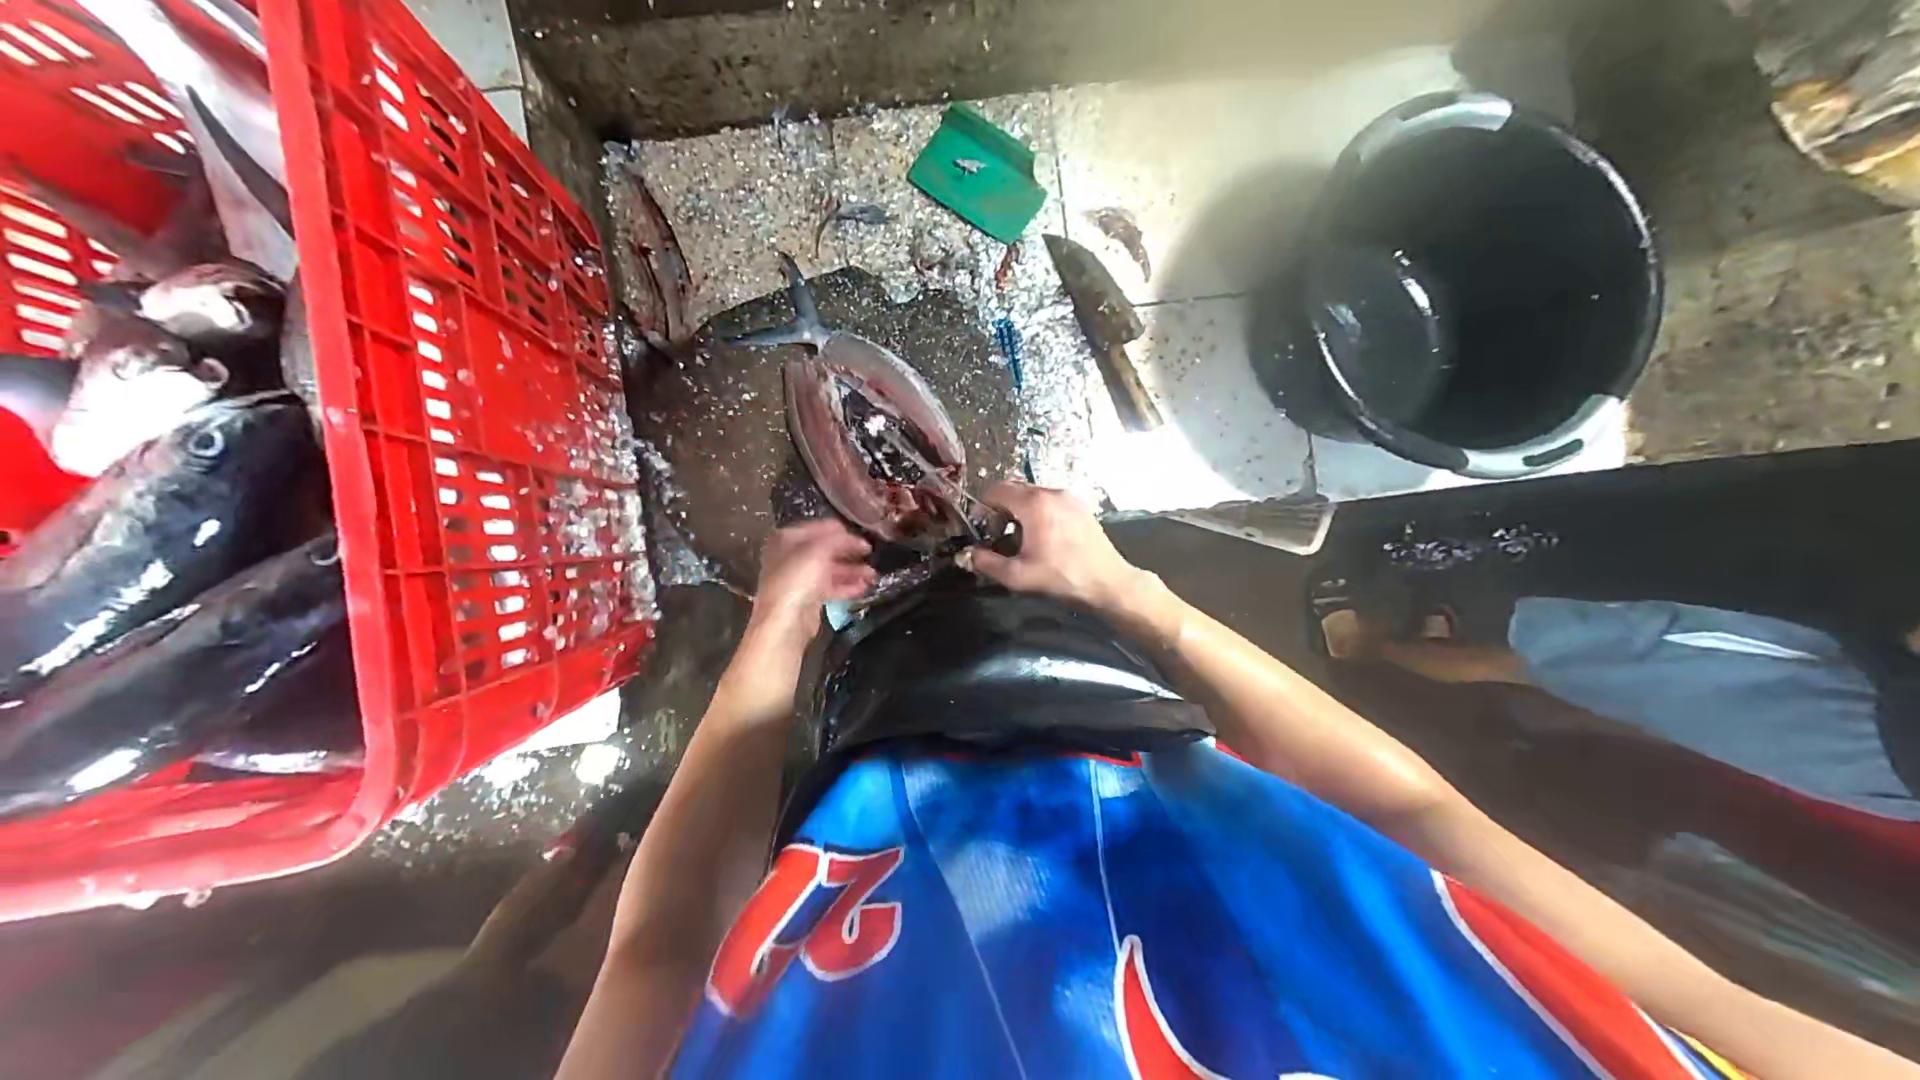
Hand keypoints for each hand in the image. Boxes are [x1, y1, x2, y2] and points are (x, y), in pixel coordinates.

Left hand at [749, 518, 875, 638]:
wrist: (785, 621)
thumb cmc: (798, 579)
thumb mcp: (819, 550)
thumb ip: (839, 540)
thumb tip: (854, 538)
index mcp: (788, 538)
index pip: (820, 528)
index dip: (843, 531)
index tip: (864, 536)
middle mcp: (792, 556)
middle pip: (826, 549)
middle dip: (850, 552)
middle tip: (872, 554)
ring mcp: (799, 578)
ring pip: (830, 569)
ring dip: (853, 571)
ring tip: (873, 575)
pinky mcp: (808, 597)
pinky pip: (831, 587)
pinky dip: (847, 586)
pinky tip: (864, 588)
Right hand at [957, 481, 1146, 612]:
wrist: (1109, 583)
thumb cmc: (1062, 578)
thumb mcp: (1017, 576)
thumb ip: (987, 563)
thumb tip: (970, 554)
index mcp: (1034, 503)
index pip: (996, 489)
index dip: (983, 508)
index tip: (985, 530)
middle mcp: (1052, 493)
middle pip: (1014, 490)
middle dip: (1001, 510)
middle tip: (1000, 537)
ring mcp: (1069, 498)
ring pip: (1033, 496)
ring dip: (1020, 513)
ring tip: (1022, 542)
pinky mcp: (1081, 508)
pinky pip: (1050, 502)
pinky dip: (1039, 514)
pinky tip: (1043, 540)